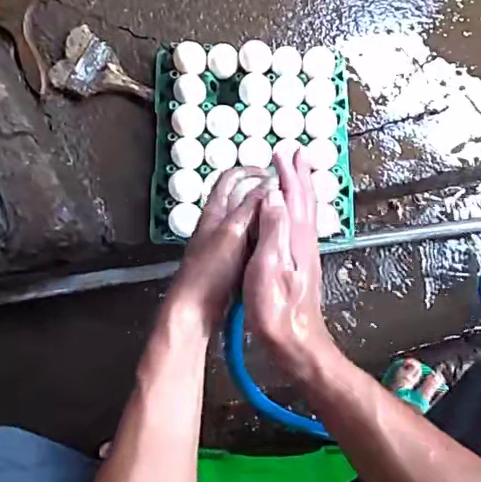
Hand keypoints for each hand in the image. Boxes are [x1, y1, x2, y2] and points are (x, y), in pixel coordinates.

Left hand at [163, 167, 267, 330]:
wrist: (196, 310)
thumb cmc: (208, 273)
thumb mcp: (232, 233)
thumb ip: (250, 208)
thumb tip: (268, 186)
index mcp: (214, 212)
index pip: (230, 179)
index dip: (249, 171)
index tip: (270, 173)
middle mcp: (218, 225)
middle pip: (241, 199)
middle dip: (262, 194)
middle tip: (283, 196)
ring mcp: (224, 245)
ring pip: (248, 222)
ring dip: (264, 217)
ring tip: (284, 218)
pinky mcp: (231, 263)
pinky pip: (251, 244)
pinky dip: (263, 239)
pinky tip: (275, 244)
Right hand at [242, 147, 339, 382]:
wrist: (296, 344)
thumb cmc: (277, 312)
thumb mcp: (267, 267)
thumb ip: (272, 230)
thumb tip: (274, 196)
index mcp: (296, 239)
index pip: (293, 197)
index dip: (288, 174)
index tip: (283, 152)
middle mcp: (305, 242)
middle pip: (305, 201)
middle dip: (300, 175)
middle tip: (297, 154)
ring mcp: (305, 254)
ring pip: (305, 212)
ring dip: (300, 189)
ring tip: (297, 175)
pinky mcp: (301, 266)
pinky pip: (301, 226)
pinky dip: (298, 210)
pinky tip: (293, 214)